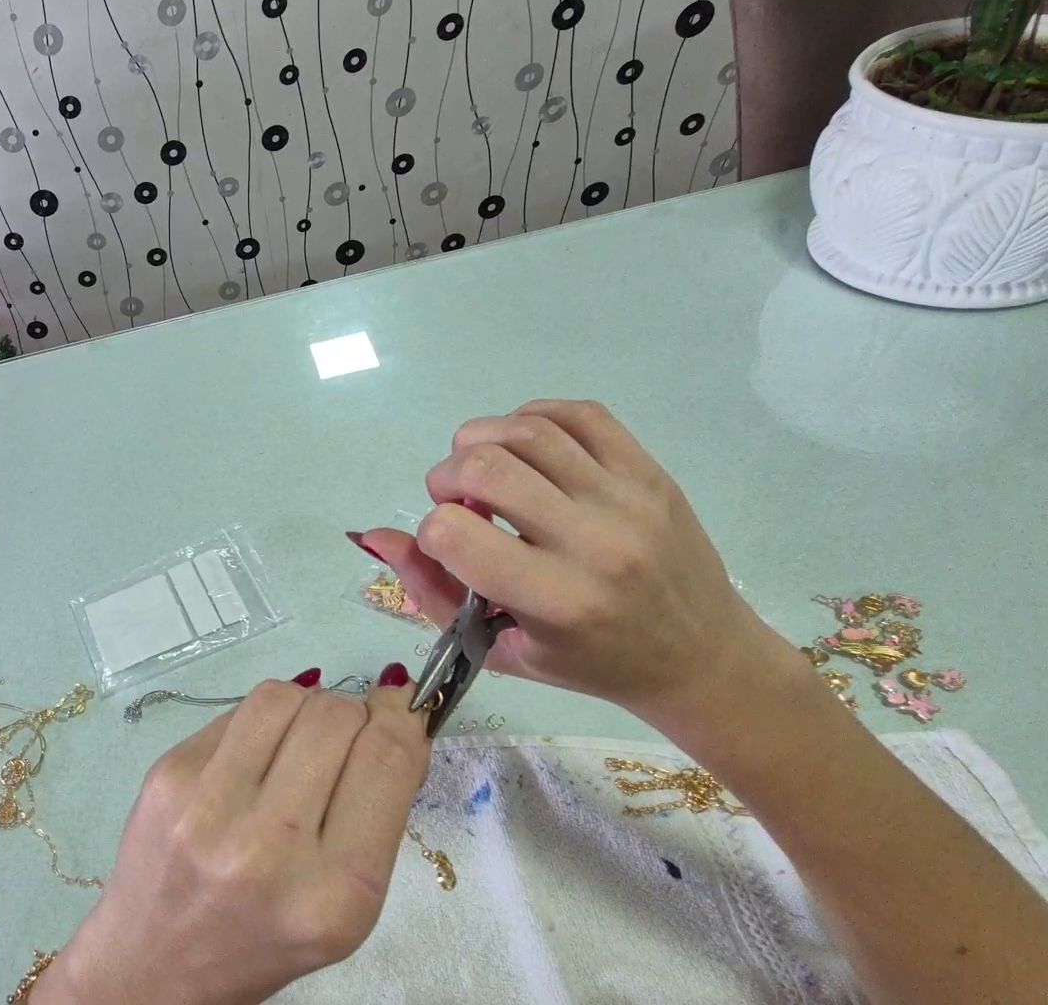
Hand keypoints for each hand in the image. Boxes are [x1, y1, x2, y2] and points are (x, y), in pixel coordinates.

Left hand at [32, 666, 430, 1004]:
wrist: (155, 959)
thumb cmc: (265, 937)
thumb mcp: (344, 906)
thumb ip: (376, 814)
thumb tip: (393, 713)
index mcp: (334, 893)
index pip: (385, 761)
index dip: (401, 720)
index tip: (401, 705)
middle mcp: (267, 844)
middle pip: (334, 717)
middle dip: (352, 714)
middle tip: (345, 737)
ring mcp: (207, 802)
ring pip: (280, 696)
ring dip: (304, 704)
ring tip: (299, 736)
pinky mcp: (167, 773)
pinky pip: (234, 711)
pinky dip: (258, 720)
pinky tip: (255, 753)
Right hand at [354, 400, 793, 720]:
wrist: (703, 658)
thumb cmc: (589, 663)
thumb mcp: (497, 648)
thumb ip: (429, 590)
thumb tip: (373, 535)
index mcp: (555, 600)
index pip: (453, 533)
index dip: (430, 532)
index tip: (448, 548)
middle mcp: (594, 543)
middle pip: (485, 467)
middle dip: (445, 477)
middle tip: (455, 500)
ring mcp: (629, 500)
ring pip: (526, 430)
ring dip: (479, 441)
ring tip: (482, 470)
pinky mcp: (651, 473)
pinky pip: (579, 413)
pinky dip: (530, 418)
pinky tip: (523, 447)